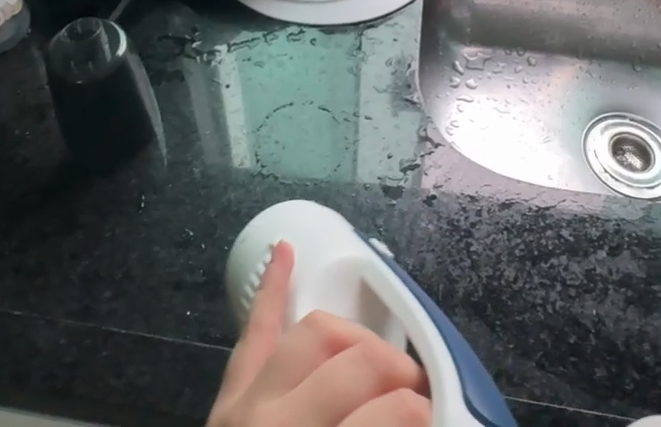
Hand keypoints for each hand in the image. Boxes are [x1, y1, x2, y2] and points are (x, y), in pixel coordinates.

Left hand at [209, 241, 430, 426]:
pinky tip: (283, 251)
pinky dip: (271, 289)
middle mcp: (275, 426)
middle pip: (352, 365)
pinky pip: (252, 334)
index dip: (418, 411)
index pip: (386, 417)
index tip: (433, 416)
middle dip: (395, 371)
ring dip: (351, 336)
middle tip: (414, 392)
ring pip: (311, 335)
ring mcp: (245, 405)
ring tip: (375, 354)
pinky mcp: (227, 398)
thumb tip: (421, 421)